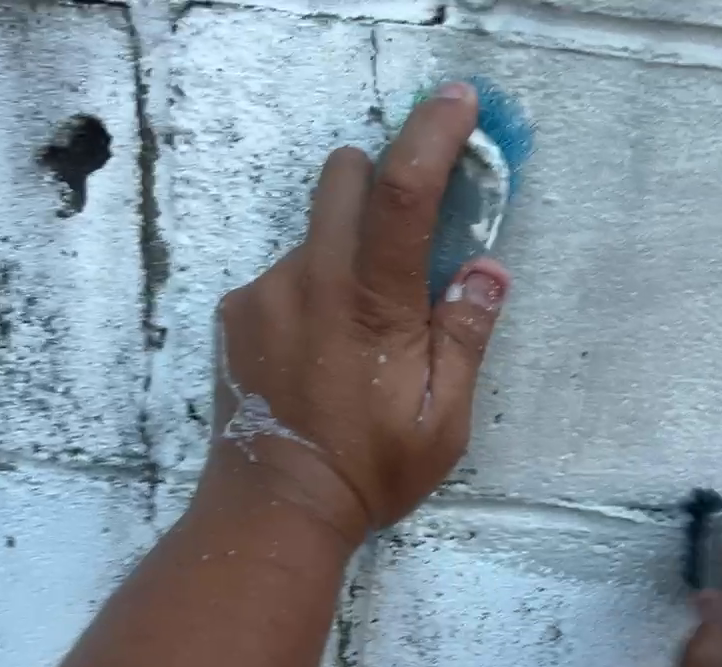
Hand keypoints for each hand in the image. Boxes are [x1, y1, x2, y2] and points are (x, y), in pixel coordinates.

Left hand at [198, 82, 511, 544]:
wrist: (275, 506)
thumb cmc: (369, 472)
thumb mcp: (443, 421)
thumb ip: (464, 337)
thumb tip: (486, 270)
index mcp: (370, 305)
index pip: (402, 191)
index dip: (433, 135)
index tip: (459, 105)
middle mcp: (308, 281)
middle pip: (341, 177)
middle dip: (380, 183)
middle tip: (403, 242)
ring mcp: (262, 294)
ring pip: (313, 234)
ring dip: (345, 254)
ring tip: (354, 330)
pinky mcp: (235, 314)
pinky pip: (283, 273)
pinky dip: (311, 289)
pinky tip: (315, 348)